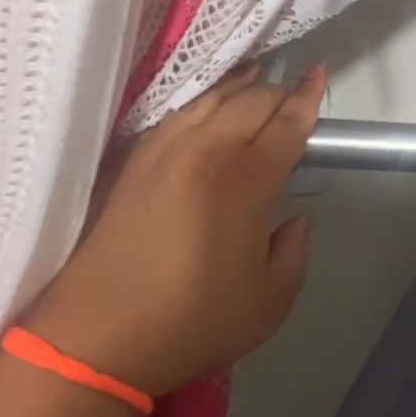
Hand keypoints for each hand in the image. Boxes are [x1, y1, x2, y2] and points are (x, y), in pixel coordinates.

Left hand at [21, 62, 321, 396]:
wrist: (96, 341)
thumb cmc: (192, 323)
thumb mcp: (270, 301)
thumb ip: (295, 252)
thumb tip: (295, 221)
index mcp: (247, 180)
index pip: (287, 123)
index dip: (307, 97)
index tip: (319, 75)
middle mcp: (207, 151)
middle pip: (251, 100)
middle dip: (279, 92)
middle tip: (296, 93)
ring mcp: (165, 151)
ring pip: (211, 97)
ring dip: (240, 86)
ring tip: (256, 76)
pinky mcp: (134, 161)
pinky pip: (178, 112)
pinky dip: (203, 100)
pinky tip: (209, 104)